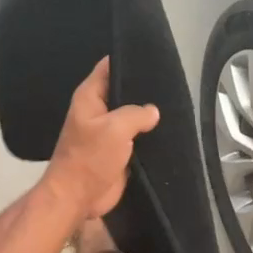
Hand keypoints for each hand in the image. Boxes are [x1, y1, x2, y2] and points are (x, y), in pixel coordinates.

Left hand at [40, 58, 159, 222]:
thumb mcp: (115, 129)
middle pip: (122, 91)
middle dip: (143, 88)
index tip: (152, 54)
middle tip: (171, 81)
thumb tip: (153, 110)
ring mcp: (108, 131)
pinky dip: (148, 134)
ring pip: (131, 115)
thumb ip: (136, 114)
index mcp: (90, 96)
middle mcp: (98, 110)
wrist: (77, 197)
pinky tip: (169, 129)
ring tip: (175, 103)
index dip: (127, 59)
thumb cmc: (89, 157)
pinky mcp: (117, 150)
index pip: (108, 67)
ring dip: (147, 114)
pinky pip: (136, 136)